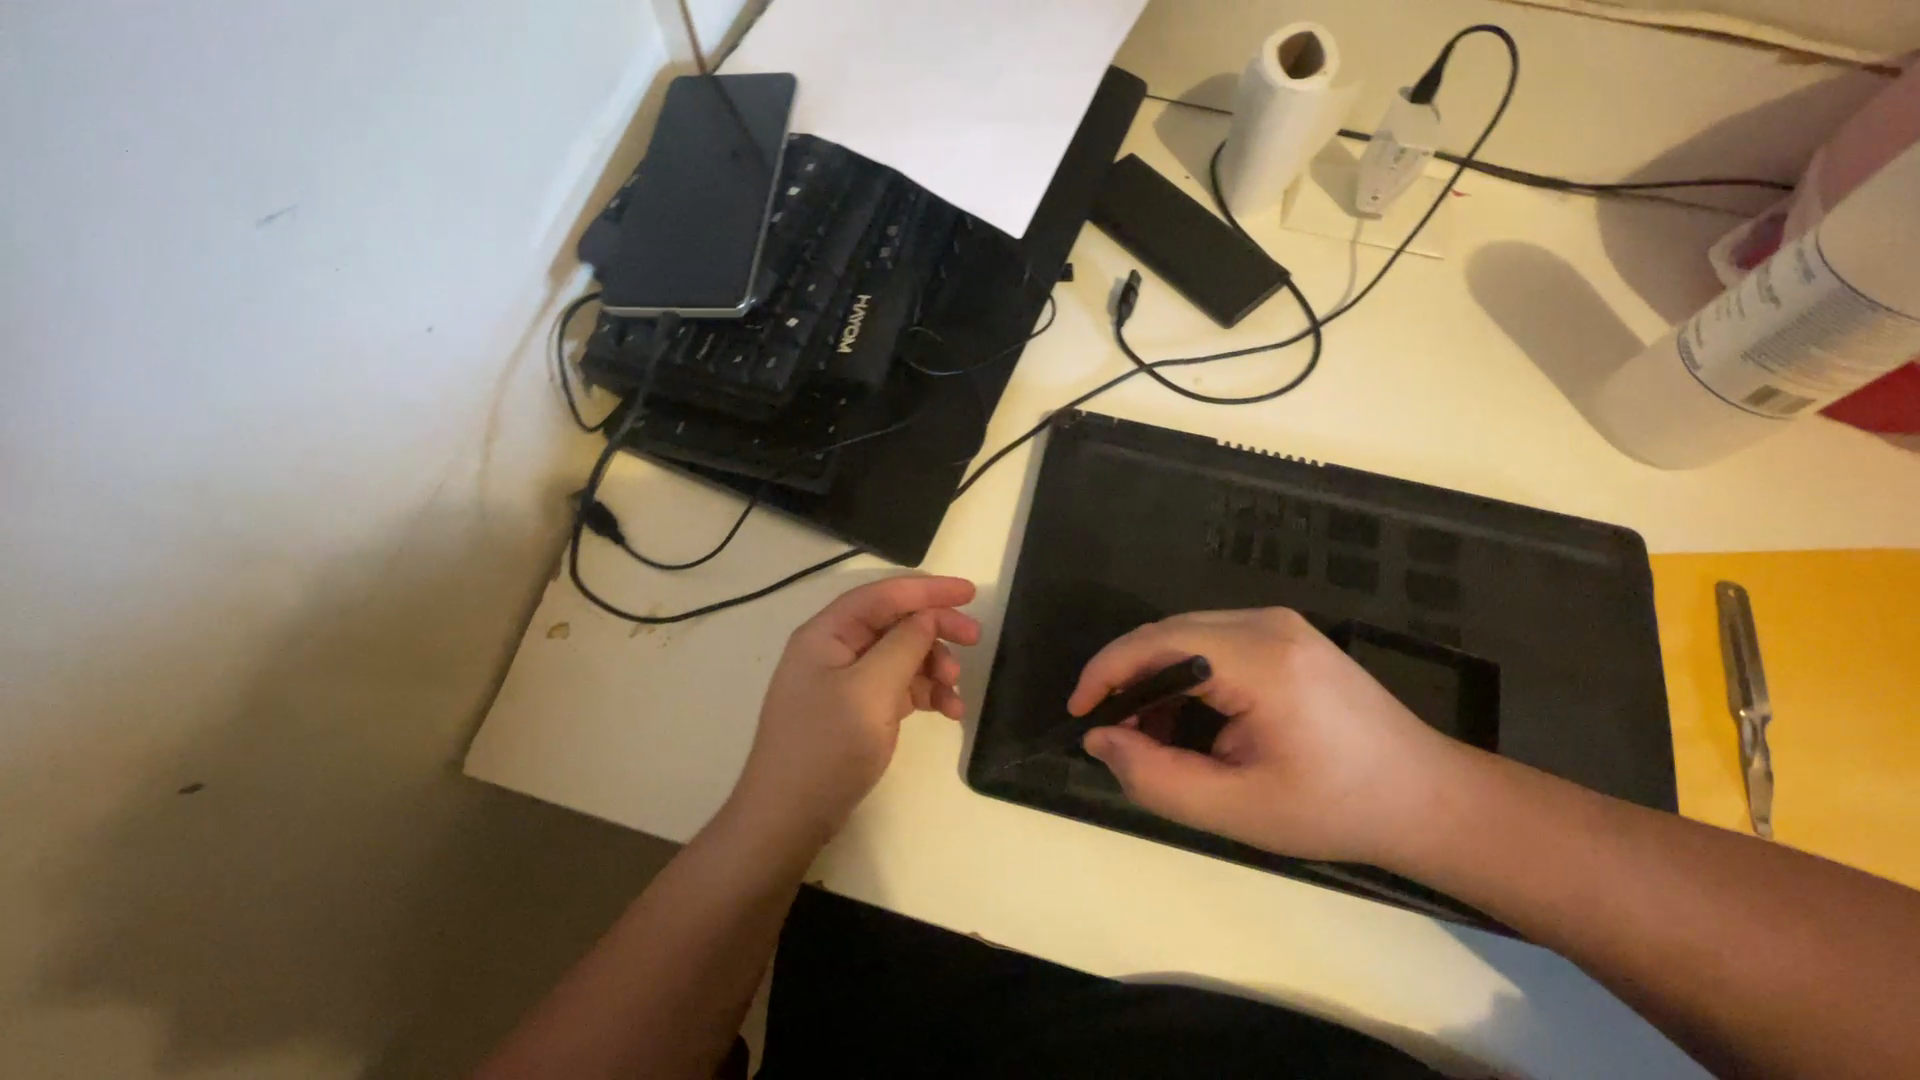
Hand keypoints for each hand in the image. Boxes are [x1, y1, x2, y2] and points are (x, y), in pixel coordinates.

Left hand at [729, 576, 979, 844]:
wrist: (789, 817)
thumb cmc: (826, 747)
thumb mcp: (870, 691)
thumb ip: (903, 646)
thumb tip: (927, 617)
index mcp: (826, 634)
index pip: (882, 595)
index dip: (927, 589)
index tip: (969, 592)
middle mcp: (834, 651)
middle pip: (894, 623)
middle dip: (935, 629)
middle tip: (975, 639)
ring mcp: (845, 683)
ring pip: (901, 657)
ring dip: (933, 667)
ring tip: (956, 692)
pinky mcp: (856, 711)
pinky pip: (898, 688)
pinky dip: (925, 694)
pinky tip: (948, 712)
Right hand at [1068, 608, 1461, 864]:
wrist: (1427, 798)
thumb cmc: (1335, 807)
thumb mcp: (1237, 808)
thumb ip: (1157, 777)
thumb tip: (1101, 740)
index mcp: (1260, 659)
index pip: (1157, 642)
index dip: (1105, 672)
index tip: (1078, 714)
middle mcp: (1268, 624)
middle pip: (1168, 634)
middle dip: (1127, 680)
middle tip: (1113, 736)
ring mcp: (1281, 625)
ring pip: (1186, 637)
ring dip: (1155, 681)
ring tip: (1150, 739)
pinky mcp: (1287, 638)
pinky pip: (1213, 644)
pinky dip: (1185, 679)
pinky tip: (1188, 724)